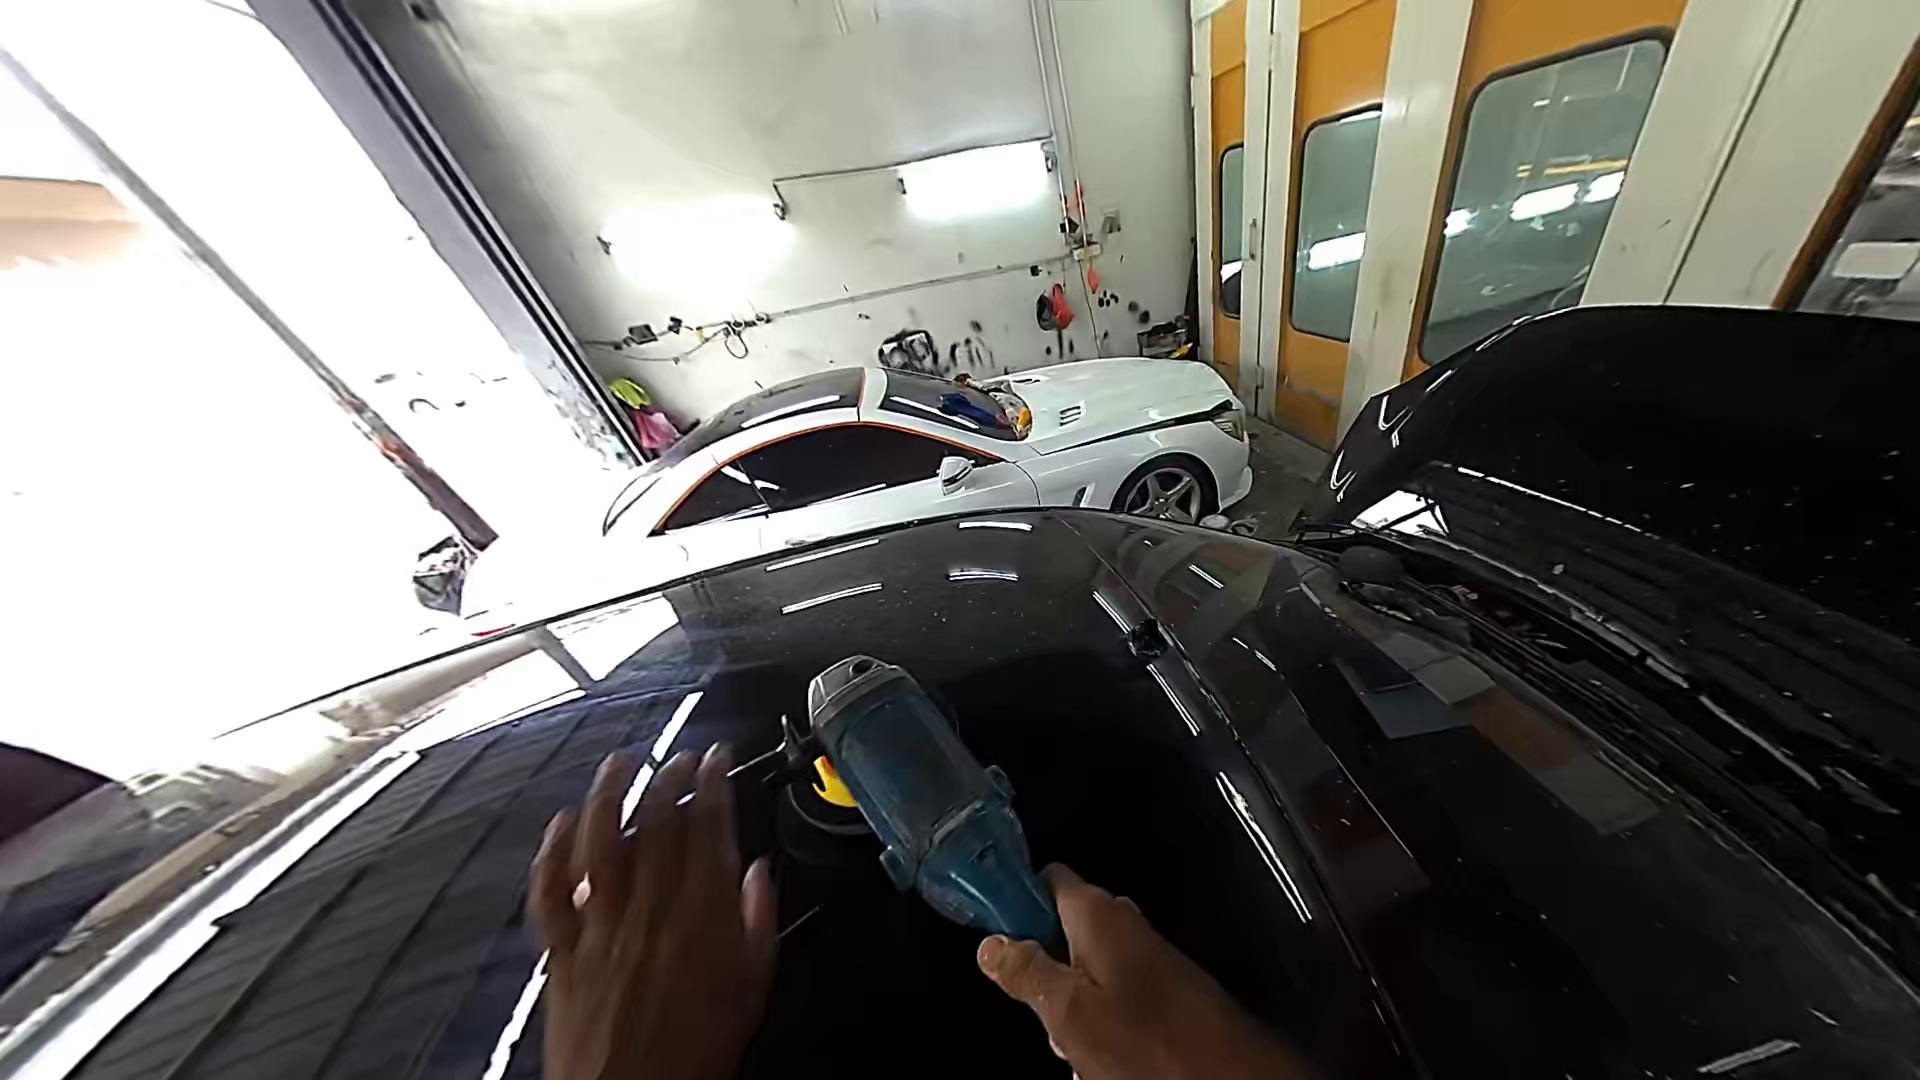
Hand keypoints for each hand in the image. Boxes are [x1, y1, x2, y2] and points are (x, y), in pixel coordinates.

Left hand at [529, 745, 776, 1079]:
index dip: (713, 781)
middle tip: (682, 757)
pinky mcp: (565, 952)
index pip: (708, 825)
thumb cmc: (698, 1048)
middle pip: (657, 821)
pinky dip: (551, 855)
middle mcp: (652, 907)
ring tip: (621, 762)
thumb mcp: (754, 984)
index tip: (717, 758)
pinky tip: (560, 823)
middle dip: (671, 776)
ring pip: (600, 843)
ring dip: (608, 795)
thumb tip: (759, 871)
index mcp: (702, 912)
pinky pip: (551, 894)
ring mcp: (603, 926)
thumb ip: (759, 919)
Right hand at [977, 864, 1308, 1079]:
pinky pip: (1117, 990)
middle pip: (1063, 928)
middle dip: (1047, 971)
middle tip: (1046, 1018)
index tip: (1003, 940)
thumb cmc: (1145, 1041)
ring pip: (1088, 967)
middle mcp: (1121, 918)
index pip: (1047, 878)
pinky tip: (1107, 1062)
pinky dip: (1104, 1019)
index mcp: (1095, 910)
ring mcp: (1147, 951)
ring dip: (1074, 1005)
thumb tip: (989, 943)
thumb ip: (1025, 972)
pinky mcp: (1167, 984)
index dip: (1019, 901)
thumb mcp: (1069, 1013)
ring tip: (1078, 1054)